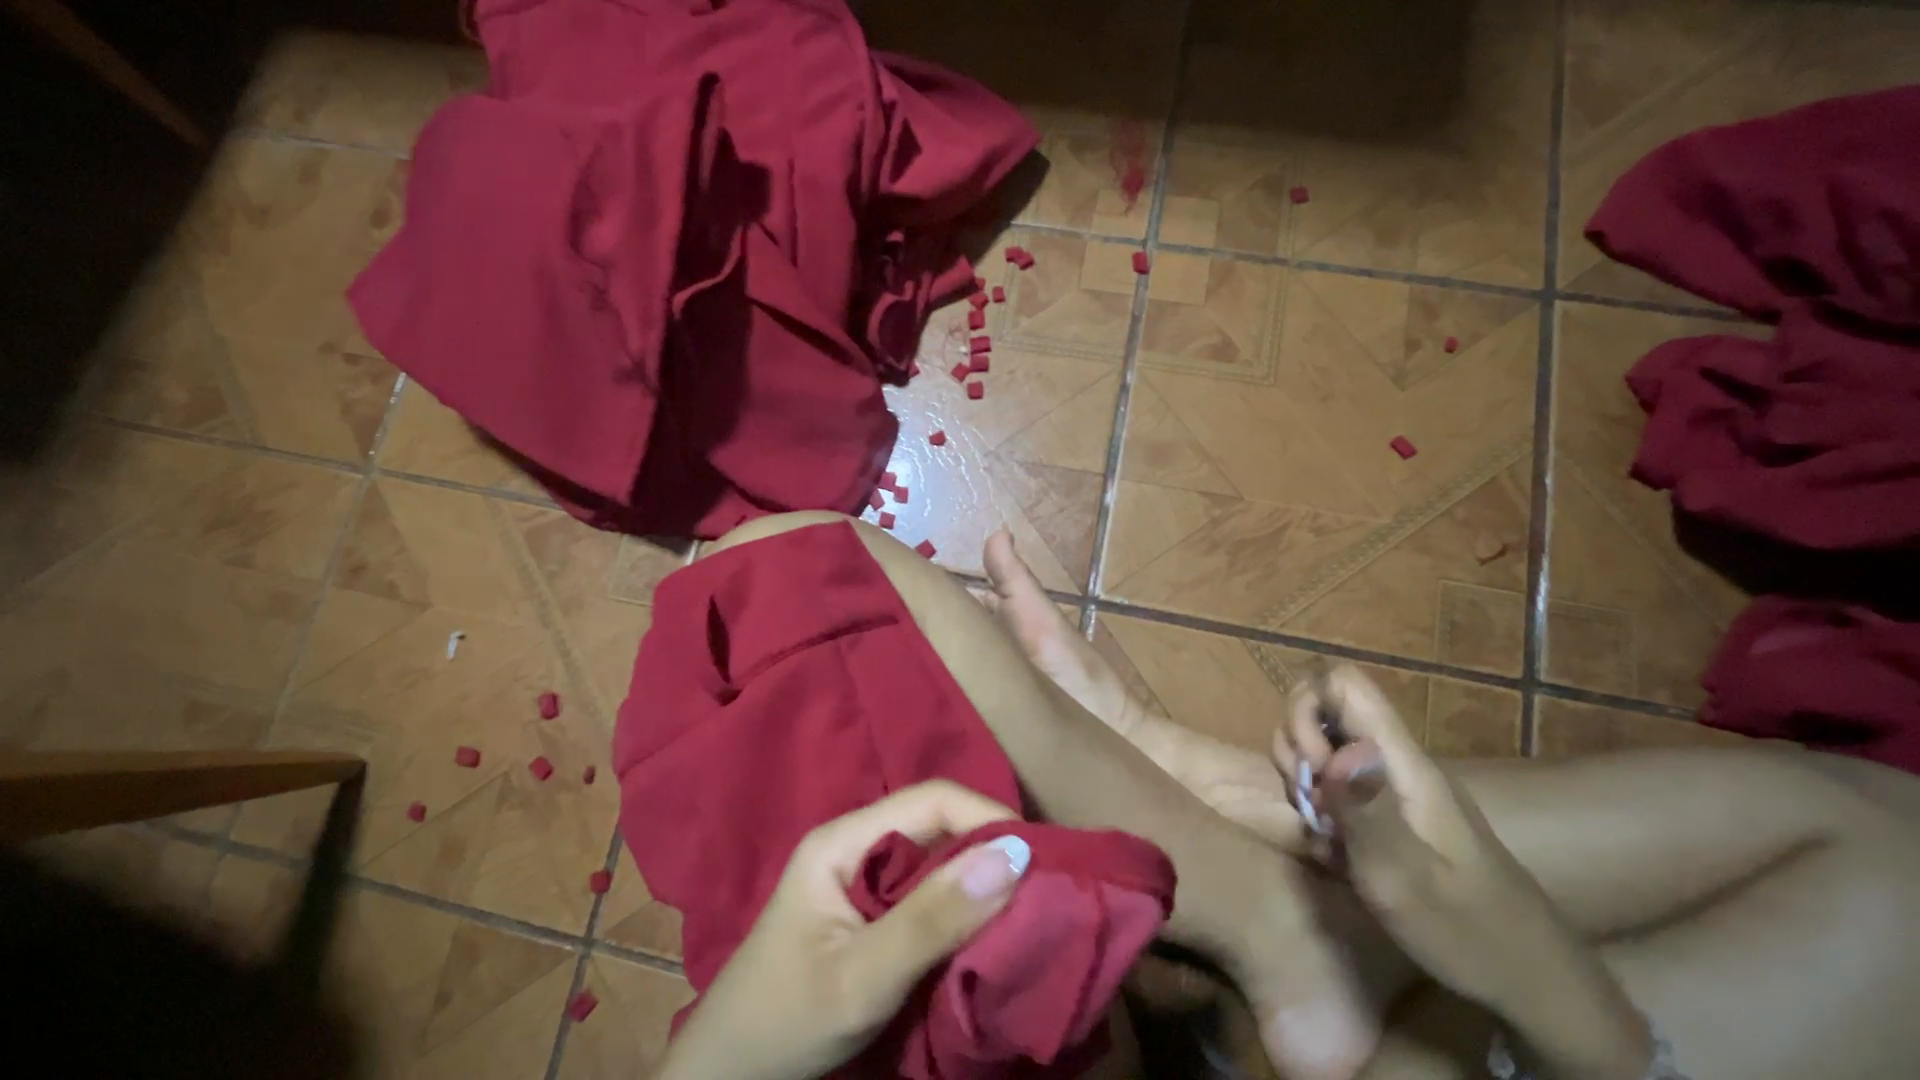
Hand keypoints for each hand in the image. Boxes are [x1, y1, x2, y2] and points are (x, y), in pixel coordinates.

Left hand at [657, 781, 1031, 1079]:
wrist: (726, 1078)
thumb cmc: (786, 1022)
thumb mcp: (862, 977)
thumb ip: (933, 919)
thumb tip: (1016, 854)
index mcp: (842, 841)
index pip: (932, 799)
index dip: (990, 818)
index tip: (1042, 862)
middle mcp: (854, 847)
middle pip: (938, 825)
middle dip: (993, 852)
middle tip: (1046, 892)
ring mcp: (860, 881)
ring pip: (937, 862)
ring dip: (981, 884)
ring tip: (1028, 912)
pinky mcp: (869, 916)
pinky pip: (927, 897)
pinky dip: (962, 911)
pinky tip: (987, 935)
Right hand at [1276, 668, 1652, 1078]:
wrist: (1530, 975)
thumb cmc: (1467, 932)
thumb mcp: (1406, 880)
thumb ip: (1367, 811)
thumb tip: (1339, 750)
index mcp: (1404, 762)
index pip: (1343, 681)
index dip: (1306, 708)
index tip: (1311, 768)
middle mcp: (1394, 759)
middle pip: (1321, 708)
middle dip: (1295, 749)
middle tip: (1313, 809)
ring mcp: (1391, 783)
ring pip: (1322, 745)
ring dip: (1303, 780)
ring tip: (1324, 833)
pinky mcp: (1389, 808)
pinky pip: (1336, 782)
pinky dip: (1319, 806)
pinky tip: (1335, 849)